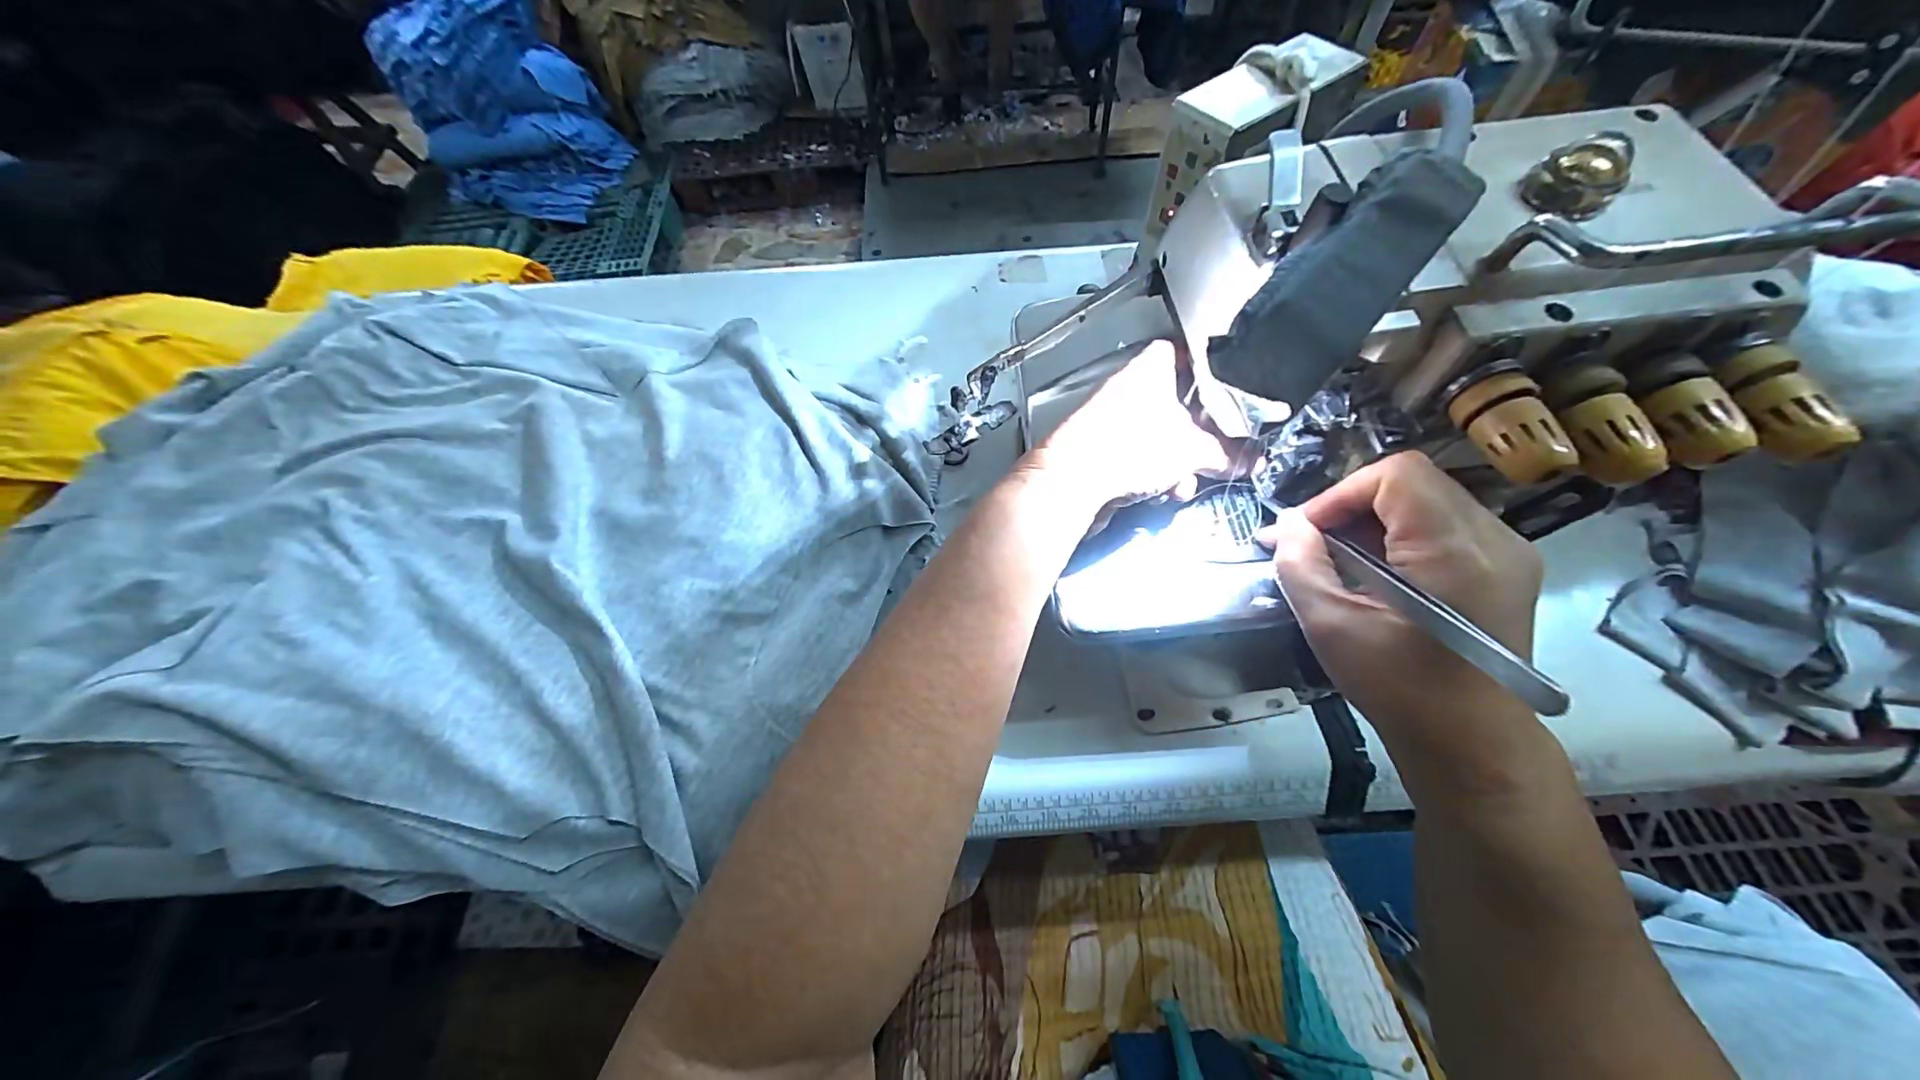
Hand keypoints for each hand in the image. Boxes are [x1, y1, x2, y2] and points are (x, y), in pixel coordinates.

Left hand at [1022, 341, 1231, 523]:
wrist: (1070, 484)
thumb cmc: (1127, 447)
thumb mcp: (1193, 450)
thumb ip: (1228, 453)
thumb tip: (1251, 460)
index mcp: (1149, 368)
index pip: (1187, 354)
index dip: (1212, 373)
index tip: (1232, 394)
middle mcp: (1127, 388)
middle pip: (1177, 406)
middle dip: (1198, 437)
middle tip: (1214, 455)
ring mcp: (1111, 420)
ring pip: (1159, 438)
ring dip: (1176, 464)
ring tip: (1179, 483)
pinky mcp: (1099, 451)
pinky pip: (1137, 459)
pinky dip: (1151, 476)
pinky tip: (1156, 494)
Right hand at [1260, 452, 1549, 797]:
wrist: (1471, 742)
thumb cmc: (1398, 687)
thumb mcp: (1330, 625)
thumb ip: (1300, 563)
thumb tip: (1289, 524)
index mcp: (1455, 550)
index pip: (1396, 475)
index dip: (1341, 493)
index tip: (1308, 532)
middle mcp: (1495, 539)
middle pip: (1413, 483)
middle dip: (1354, 506)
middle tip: (1316, 545)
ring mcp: (1510, 552)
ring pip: (1429, 500)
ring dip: (1377, 520)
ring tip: (1343, 560)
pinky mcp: (1509, 568)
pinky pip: (1446, 525)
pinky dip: (1404, 536)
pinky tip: (1380, 573)